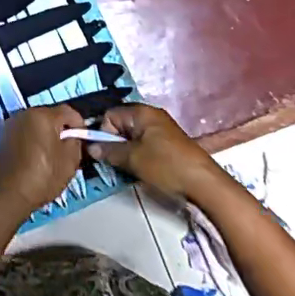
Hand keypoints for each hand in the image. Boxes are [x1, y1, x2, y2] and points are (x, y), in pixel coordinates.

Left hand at [0, 104, 87, 214]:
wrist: (11, 194)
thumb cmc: (44, 176)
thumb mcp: (70, 160)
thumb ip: (75, 141)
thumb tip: (72, 136)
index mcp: (43, 116)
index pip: (68, 111)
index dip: (79, 123)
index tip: (82, 138)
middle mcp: (25, 113)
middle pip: (50, 115)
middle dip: (61, 128)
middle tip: (68, 146)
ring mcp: (12, 124)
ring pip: (36, 123)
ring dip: (46, 133)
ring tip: (52, 152)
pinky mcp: (3, 135)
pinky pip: (25, 131)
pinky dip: (33, 138)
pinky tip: (37, 155)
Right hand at [89, 104, 226, 200]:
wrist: (203, 183)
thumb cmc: (166, 166)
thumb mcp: (133, 158)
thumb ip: (109, 151)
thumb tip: (90, 147)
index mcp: (142, 112)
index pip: (110, 115)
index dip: (104, 132)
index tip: (106, 152)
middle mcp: (151, 116)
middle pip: (120, 125)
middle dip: (114, 143)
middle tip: (115, 163)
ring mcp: (161, 130)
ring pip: (132, 137)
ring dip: (126, 152)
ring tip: (129, 168)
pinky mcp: (168, 144)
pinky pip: (144, 144)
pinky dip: (139, 156)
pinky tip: (142, 169)